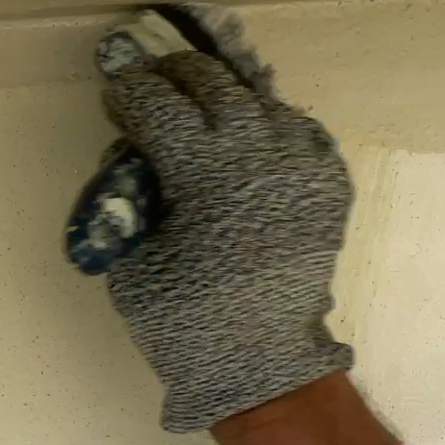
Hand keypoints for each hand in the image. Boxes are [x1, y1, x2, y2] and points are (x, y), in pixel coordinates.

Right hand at [102, 51, 355, 432]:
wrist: (257, 367)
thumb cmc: (183, 325)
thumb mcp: (131, 269)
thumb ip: (128, 207)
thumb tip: (133, 162)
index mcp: (204, 176)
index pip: (160, 109)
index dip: (132, 94)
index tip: (116, 90)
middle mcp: (258, 155)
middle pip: (214, 87)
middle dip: (177, 77)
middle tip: (154, 82)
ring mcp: (301, 167)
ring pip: (261, 101)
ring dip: (224, 98)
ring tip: (201, 107)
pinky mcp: (327, 187)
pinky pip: (298, 132)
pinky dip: (268, 125)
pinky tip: (248, 138)